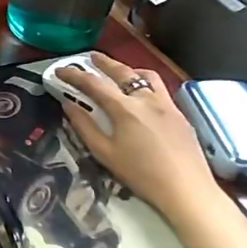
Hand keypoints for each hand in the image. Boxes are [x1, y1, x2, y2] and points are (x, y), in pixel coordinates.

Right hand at [55, 52, 219, 221]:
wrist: (187, 190)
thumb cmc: (141, 174)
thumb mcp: (104, 153)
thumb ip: (84, 126)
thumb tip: (69, 105)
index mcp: (124, 109)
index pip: (93, 84)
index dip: (74, 75)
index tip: (60, 70)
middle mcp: (146, 99)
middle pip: (122, 72)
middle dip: (103, 62)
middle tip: (90, 57)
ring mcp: (166, 105)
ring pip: (147, 76)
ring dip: (129, 69)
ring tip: (120, 72)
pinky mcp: (180, 115)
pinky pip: (160, 89)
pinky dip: (146, 83)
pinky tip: (142, 95)